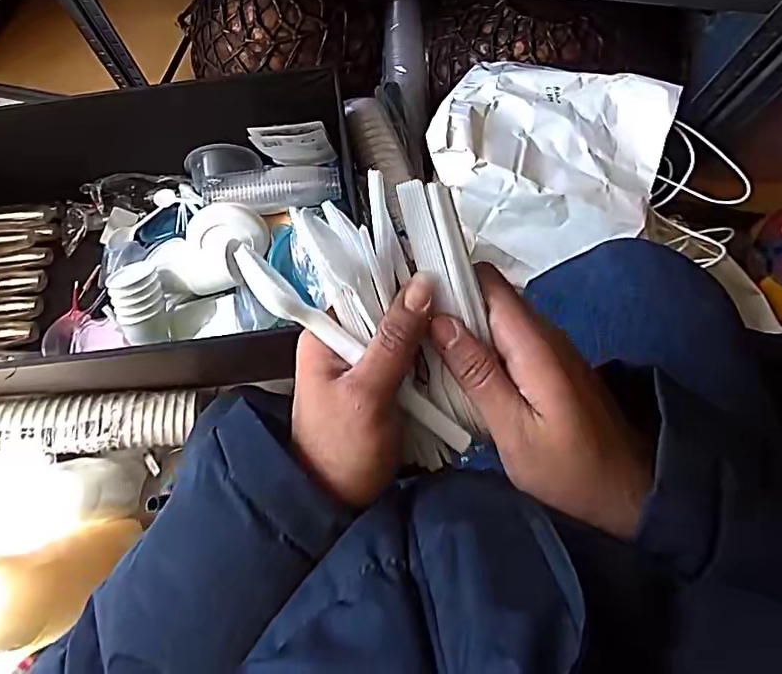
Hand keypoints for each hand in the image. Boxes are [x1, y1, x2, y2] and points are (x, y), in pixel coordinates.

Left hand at [292, 274, 435, 507]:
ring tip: (456, 331)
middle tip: (455, 308)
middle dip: (419, 310)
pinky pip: (407, 357)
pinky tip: (447, 359)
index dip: (400, 281)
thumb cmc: (339, 453)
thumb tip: (420, 288)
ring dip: (426, 335)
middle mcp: (341, 341)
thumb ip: (394, 341)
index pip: (364, 288)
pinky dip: (427, 358)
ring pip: (400, 333)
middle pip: (385, 308)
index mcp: (325, 334)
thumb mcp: (367, 393)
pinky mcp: (380, 382)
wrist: (337, 505)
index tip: (437, 277)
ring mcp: (361, 362)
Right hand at [430, 265, 654, 538]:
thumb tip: (439, 321)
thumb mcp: (515, 431)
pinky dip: (480, 346)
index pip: (485, 280)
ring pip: (494, 315)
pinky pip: (506, 337)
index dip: (449, 279)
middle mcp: (542, 332)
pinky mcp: (549, 363)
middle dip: (449, 305)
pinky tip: (461, 372)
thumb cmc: (574, 473)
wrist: (634, 499)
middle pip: (487, 293)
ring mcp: (548, 346)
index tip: (415, 299)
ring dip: (462, 327)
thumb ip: (476, 373)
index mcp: (532, 342)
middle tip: (414, 333)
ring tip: (429, 353)